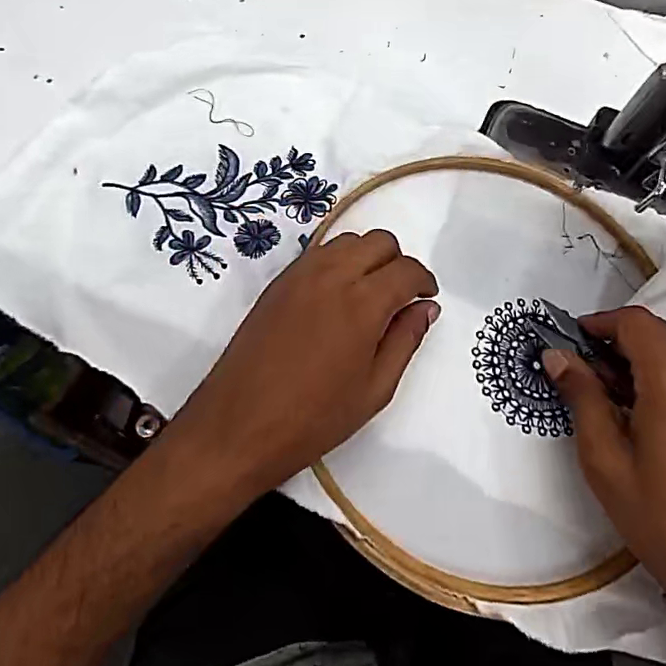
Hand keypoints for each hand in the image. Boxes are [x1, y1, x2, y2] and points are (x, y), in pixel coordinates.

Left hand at [162, 229, 439, 499]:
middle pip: (378, 241)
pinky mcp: (277, 283)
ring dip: (366, 257)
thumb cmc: (313, 417)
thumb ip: (405, 340)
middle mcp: (331, 276)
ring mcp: (299, 275)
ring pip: (346, 242)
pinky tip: (336, 297)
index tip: (425, 298)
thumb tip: (425, 308)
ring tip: (368, 296)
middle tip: (399, 297)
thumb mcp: (374, 389)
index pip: (406, 269)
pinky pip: (317, 253)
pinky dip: (337, 262)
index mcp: (362, 303)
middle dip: (397, 262)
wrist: (239, 424)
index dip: (424, 281)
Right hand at [541, 306, 665, 605]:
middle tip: (584, 378)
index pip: (635, 322)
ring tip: (614, 409)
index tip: (571, 342)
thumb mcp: (607, 462)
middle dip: (617, 347)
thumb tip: (561, 360)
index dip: (598, 323)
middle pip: (661, 338)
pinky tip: (652, 432)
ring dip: (644, 369)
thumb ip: (582, 399)